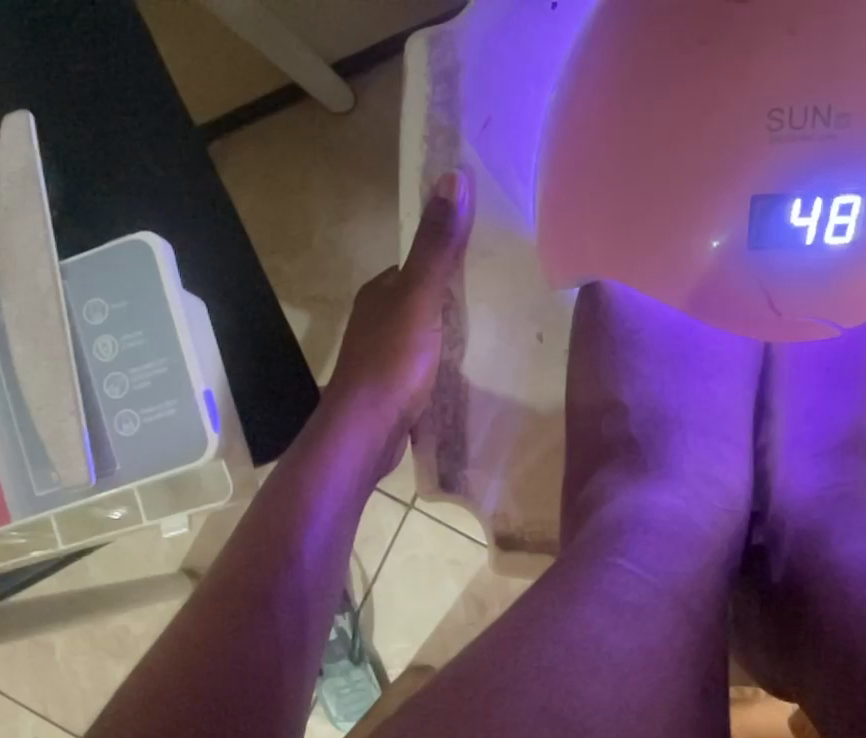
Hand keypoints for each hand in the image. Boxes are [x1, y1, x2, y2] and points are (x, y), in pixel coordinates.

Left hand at [323, 169, 474, 466]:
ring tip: (489, 341)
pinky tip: (463, 377)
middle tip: (499, 307)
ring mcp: (381, 358)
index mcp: (380, 292)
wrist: (366, 433)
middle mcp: (376, 320)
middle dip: (453, 303)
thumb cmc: (392, 363)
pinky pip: (422, 369)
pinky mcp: (390, 391)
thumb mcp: (420, 299)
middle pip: (422, 302)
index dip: (450, 263)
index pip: (419, 267)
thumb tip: (454, 176)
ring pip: (422, 337)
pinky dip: (441, 368)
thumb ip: (437, 246)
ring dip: (448, 338)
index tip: (489, 267)